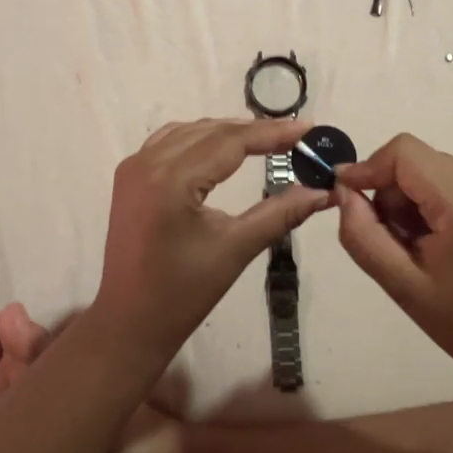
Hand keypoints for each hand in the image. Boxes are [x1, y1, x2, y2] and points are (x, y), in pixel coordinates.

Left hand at [97, 119, 329, 362]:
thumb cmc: (183, 293)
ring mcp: (133, 168)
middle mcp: (147, 163)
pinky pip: (169, 142)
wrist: (129, 323)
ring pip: (189, 132)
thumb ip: (280, 213)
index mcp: (171, 180)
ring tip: (267, 141)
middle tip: (295, 137)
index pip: (230, 141)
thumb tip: (323, 192)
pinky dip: (200, 139)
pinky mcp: (128, 177)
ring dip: (228, 132)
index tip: (308, 130)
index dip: (272, 132)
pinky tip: (223, 150)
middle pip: (211, 131)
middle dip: (254, 131)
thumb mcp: (236, 249)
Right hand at [334, 134, 452, 416]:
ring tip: (415, 246)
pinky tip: (435, 241)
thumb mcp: (400, 284)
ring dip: (410, 198)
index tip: (347, 196)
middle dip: (391, 191)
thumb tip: (344, 191)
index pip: (404, 152)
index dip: (369, 167)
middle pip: (417, 160)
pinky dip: (431, 201)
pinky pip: (451, 180)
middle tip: (389, 239)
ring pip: (432, 168)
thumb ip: (362, 234)